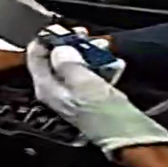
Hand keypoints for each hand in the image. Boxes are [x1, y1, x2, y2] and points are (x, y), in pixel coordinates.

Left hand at [26, 40, 167, 157]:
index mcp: (47, 89)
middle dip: (67, 45)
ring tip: (99, 44)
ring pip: (74, 66)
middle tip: (81, 32)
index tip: (55, 28)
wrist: (133, 138)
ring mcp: (73, 93)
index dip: (44, 41)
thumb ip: (69, 66)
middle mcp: (55, 91)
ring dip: (86, 53)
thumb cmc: (108, 116)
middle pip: (54, 61)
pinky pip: (90, 74)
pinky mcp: (92, 96)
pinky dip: (98, 64)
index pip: (35, 60)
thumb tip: (58, 49)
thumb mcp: (86, 86)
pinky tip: (111, 61)